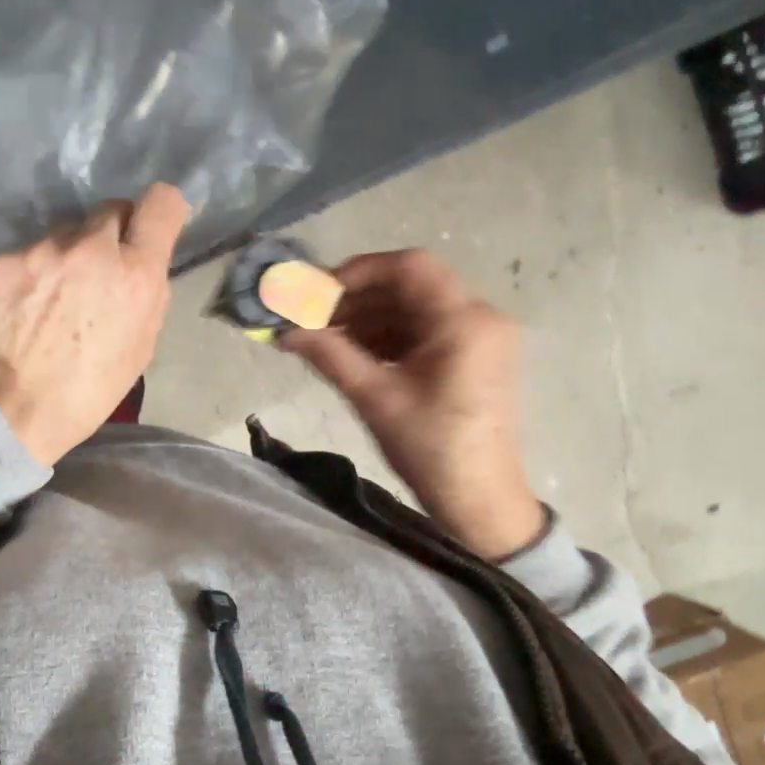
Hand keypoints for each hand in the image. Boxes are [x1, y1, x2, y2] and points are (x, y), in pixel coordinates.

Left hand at [0, 183, 190, 466]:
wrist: (19, 410)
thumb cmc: (91, 389)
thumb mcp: (143, 344)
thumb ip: (149, 290)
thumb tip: (145, 261)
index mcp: (136, 273)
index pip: (161, 202)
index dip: (160, 212)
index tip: (153, 225)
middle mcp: (91, 249)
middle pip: (111, 209)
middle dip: (112, 233)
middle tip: (101, 268)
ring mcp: (44, 251)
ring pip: (67, 231)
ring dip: (70, 253)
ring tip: (59, 295)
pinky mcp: (7, 260)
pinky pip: (32, 252)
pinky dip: (35, 271)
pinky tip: (30, 304)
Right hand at [280, 250, 544, 558]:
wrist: (478, 497)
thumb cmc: (429, 448)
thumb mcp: (374, 398)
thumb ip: (330, 356)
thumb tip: (285, 333)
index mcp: (464, 321)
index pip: (408, 267)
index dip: (356, 272)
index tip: (314, 295)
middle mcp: (479, 317)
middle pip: (410, 286)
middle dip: (355, 299)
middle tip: (308, 319)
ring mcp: (479, 337)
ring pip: (414, 309)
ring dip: (366, 319)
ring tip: (321, 340)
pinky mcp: (472, 357)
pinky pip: (423, 331)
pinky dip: (385, 337)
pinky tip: (350, 353)